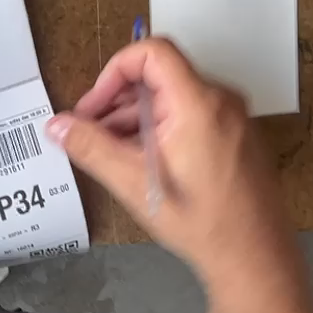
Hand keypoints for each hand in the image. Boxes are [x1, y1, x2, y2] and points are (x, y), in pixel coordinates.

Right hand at [46, 39, 312, 312]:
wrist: (255, 260)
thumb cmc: (203, 224)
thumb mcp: (134, 184)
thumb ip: (91, 147)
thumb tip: (57, 125)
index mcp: (198, 104)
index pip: (150, 52)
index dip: (113, 72)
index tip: (94, 106)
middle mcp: (219, 101)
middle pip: (157, 75)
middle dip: (116, 99)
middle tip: (89, 131)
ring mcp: (231, 118)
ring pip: (170, 96)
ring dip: (133, 116)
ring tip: (109, 151)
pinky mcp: (233, 135)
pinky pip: (188, 113)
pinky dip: (157, 127)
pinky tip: (139, 161)